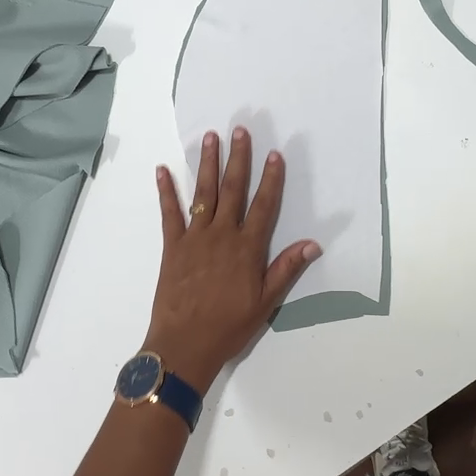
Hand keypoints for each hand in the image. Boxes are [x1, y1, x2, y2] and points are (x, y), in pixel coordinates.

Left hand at [145, 127, 318, 392]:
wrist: (184, 346)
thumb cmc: (229, 327)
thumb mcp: (266, 302)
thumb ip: (286, 269)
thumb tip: (313, 243)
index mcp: (247, 248)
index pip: (264, 205)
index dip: (271, 179)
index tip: (275, 153)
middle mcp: (222, 234)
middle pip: (232, 189)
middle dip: (238, 158)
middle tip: (240, 129)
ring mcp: (195, 237)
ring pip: (203, 192)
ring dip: (207, 163)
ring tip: (210, 137)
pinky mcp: (173, 246)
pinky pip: (169, 213)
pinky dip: (166, 191)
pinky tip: (163, 170)